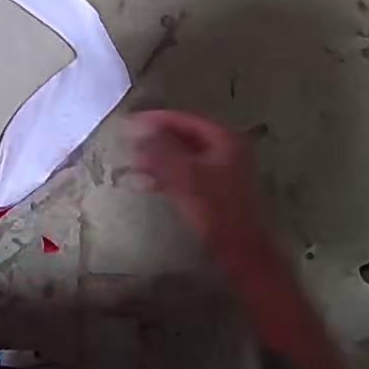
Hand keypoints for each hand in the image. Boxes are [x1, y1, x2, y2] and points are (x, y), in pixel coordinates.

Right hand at [126, 110, 265, 245]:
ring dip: (158, 159)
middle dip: (156, 141)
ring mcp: (221, 169)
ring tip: (134, 163)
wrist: (238, 249)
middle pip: (184, 137)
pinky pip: (186, 173)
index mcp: (225, 140)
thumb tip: (138, 129)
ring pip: (183, 156)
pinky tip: (146, 182)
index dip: (157, 119)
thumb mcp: (185, 176)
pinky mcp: (213, 189)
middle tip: (130, 142)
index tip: (131, 121)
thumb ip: (160, 150)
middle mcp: (226, 149)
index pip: (186, 119)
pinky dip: (167, 175)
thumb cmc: (215, 209)